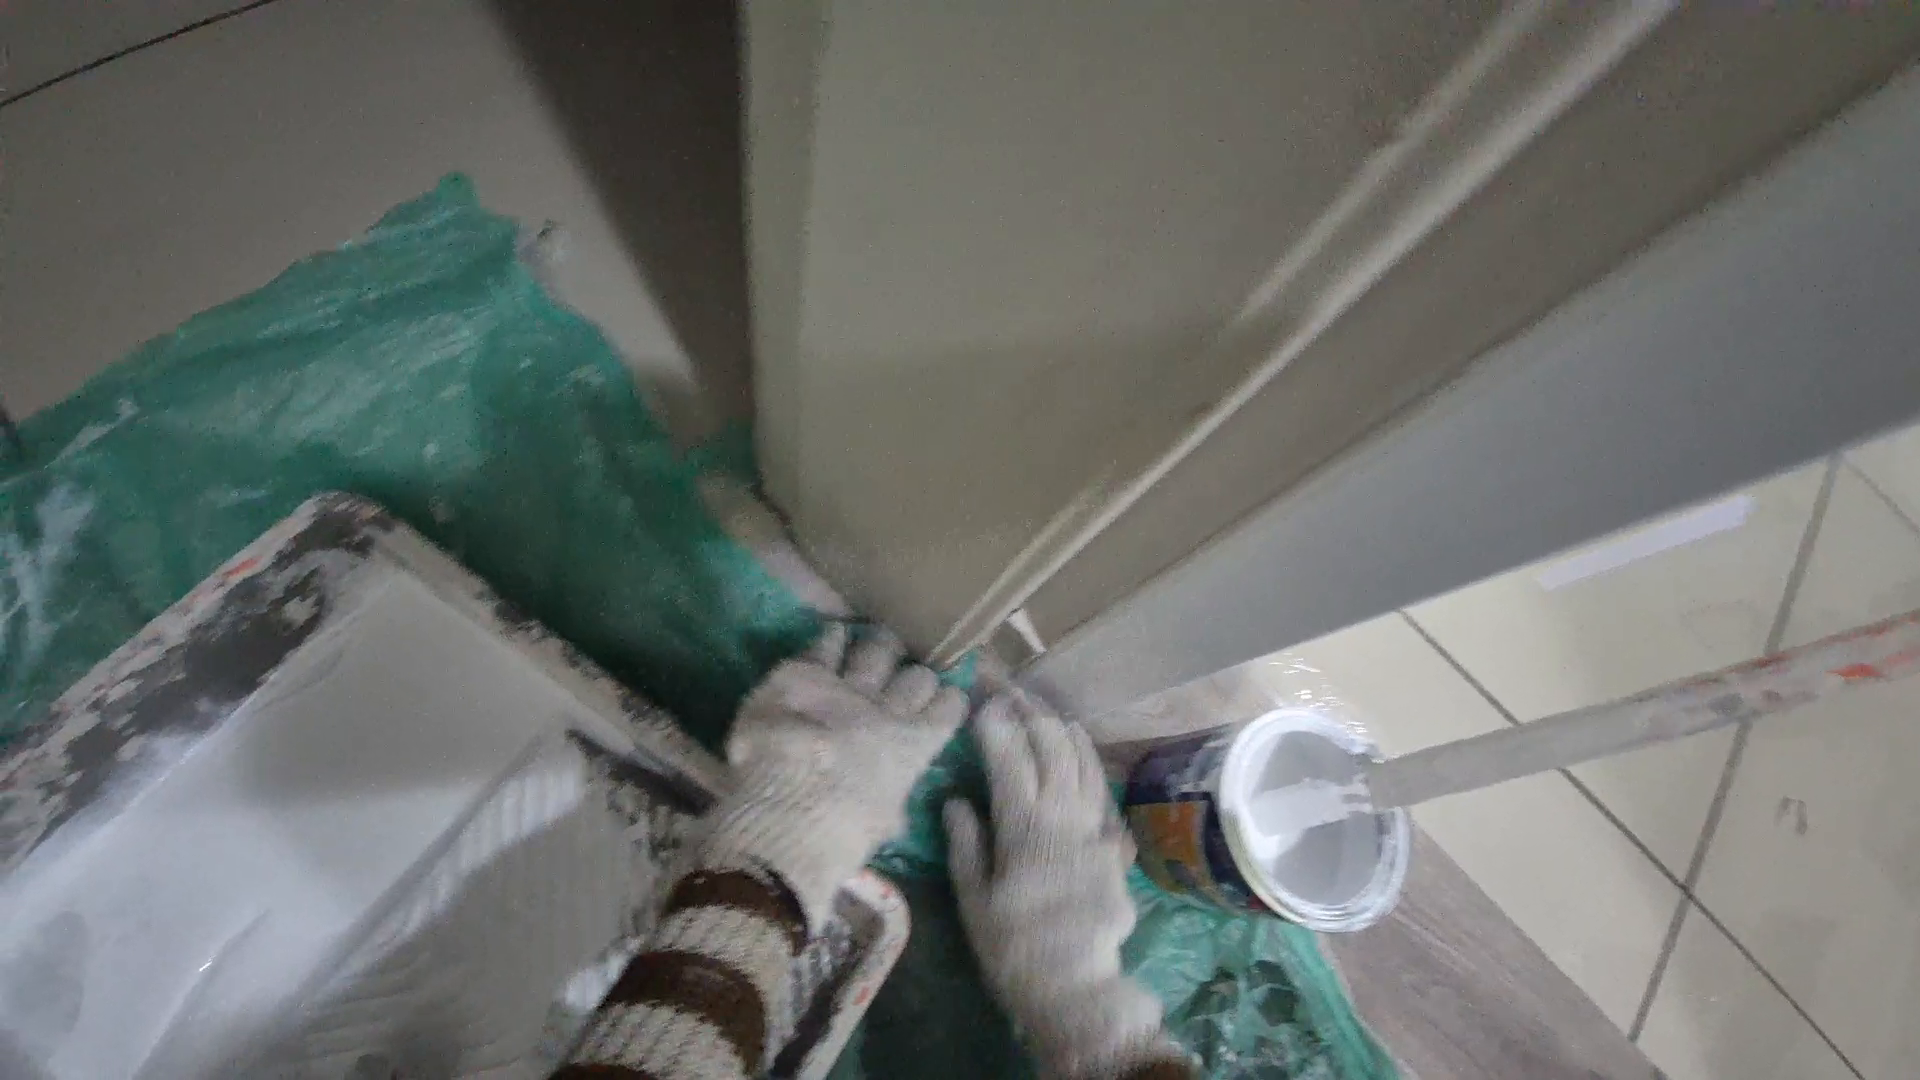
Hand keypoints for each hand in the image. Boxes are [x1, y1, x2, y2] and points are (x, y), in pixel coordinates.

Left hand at [703, 622, 965, 924]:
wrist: (786, 806)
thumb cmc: (840, 834)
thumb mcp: (879, 826)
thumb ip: (890, 805)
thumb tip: (892, 809)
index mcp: (912, 746)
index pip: (949, 709)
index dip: (948, 703)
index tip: (946, 702)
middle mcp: (887, 708)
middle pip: (917, 677)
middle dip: (916, 678)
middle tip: (909, 678)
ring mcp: (846, 686)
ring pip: (877, 652)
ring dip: (880, 650)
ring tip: (881, 644)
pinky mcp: (804, 674)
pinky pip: (824, 647)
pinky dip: (831, 641)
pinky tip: (833, 634)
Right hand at [944, 694, 1181, 1078]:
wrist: (1077, 987)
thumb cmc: (1013, 946)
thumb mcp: (973, 900)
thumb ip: (966, 843)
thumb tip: (956, 798)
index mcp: (1024, 827)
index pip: (1009, 758)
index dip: (996, 724)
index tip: (983, 702)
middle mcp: (1063, 815)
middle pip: (1051, 746)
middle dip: (1030, 712)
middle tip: (1010, 693)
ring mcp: (1094, 824)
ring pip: (1082, 758)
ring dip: (1061, 727)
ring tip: (1042, 707)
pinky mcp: (1114, 839)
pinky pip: (1102, 785)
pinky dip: (1089, 756)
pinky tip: (1079, 743)